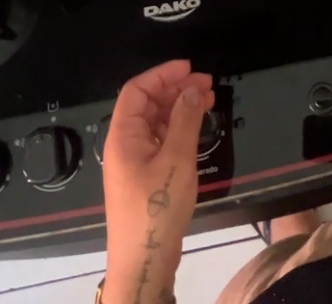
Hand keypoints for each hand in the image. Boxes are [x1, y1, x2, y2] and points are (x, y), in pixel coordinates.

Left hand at [101, 60, 214, 303]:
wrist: (144, 263)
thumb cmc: (156, 209)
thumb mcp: (176, 160)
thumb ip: (185, 121)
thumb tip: (192, 90)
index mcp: (123, 135)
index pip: (137, 90)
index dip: (162, 75)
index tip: (190, 68)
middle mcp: (125, 144)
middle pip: (147, 104)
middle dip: (176, 89)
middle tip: (207, 84)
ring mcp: (134, 162)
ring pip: (155, 122)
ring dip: (180, 108)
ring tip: (208, 100)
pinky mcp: (145, 178)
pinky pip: (160, 141)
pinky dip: (178, 129)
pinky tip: (197, 127)